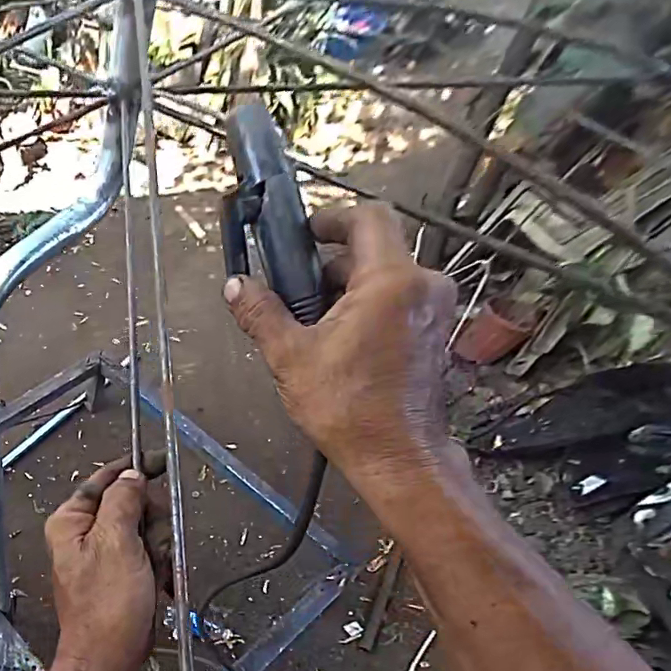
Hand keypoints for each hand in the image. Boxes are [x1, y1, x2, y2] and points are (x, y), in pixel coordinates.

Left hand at [43, 455, 166, 670]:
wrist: (108, 656)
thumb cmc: (107, 603)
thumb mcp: (116, 543)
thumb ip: (123, 502)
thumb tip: (132, 476)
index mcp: (71, 521)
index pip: (103, 481)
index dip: (132, 471)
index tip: (160, 462)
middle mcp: (83, 534)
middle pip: (130, 505)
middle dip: (151, 523)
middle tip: (154, 545)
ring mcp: (103, 555)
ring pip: (146, 531)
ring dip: (158, 550)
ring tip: (153, 572)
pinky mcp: (121, 574)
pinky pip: (149, 556)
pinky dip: (159, 568)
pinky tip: (157, 584)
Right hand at [222, 201, 458, 495]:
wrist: (394, 452)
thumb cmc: (350, 409)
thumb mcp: (290, 357)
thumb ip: (262, 315)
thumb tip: (238, 287)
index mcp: (391, 282)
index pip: (368, 218)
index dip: (331, 219)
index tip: (305, 233)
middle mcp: (422, 287)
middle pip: (371, 253)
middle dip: (327, 270)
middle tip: (294, 299)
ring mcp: (432, 310)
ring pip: (382, 280)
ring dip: (344, 294)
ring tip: (312, 330)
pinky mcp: (431, 332)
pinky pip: (395, 303)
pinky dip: (364, 311)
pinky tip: (336, 345)